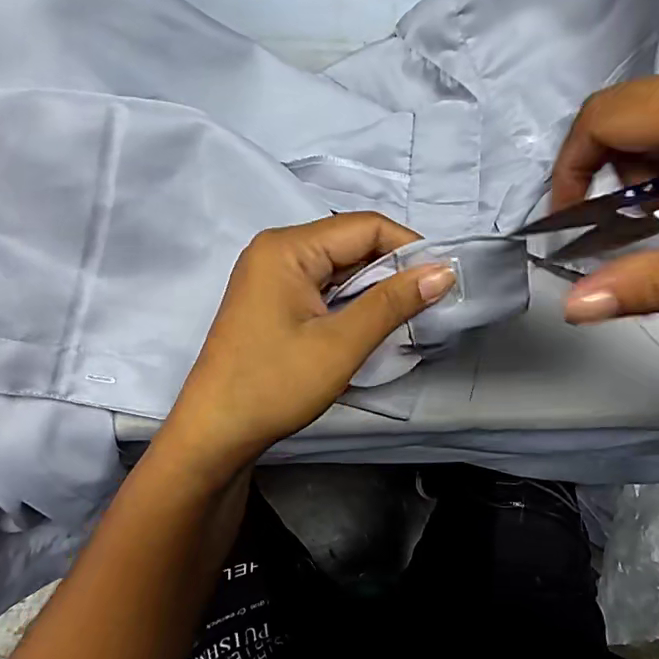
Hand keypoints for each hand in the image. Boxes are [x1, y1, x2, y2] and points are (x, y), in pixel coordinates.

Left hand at [154, 213, 455, 473]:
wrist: (215, 432)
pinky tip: (368, 323)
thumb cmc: (274, 385)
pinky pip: (320, 285)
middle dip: (392, 269)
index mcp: (287, 248)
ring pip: (337, 266)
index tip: (443, 280)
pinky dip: (349, 300)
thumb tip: (443, 271)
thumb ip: (393, 302)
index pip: (364, 226)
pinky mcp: (270, 299)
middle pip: (350, 242)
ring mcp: (269, 275)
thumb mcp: (341, 344)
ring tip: (405, 316)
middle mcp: (275, 250)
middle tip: (429, 302)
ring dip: (372, 287)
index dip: (408, 247)